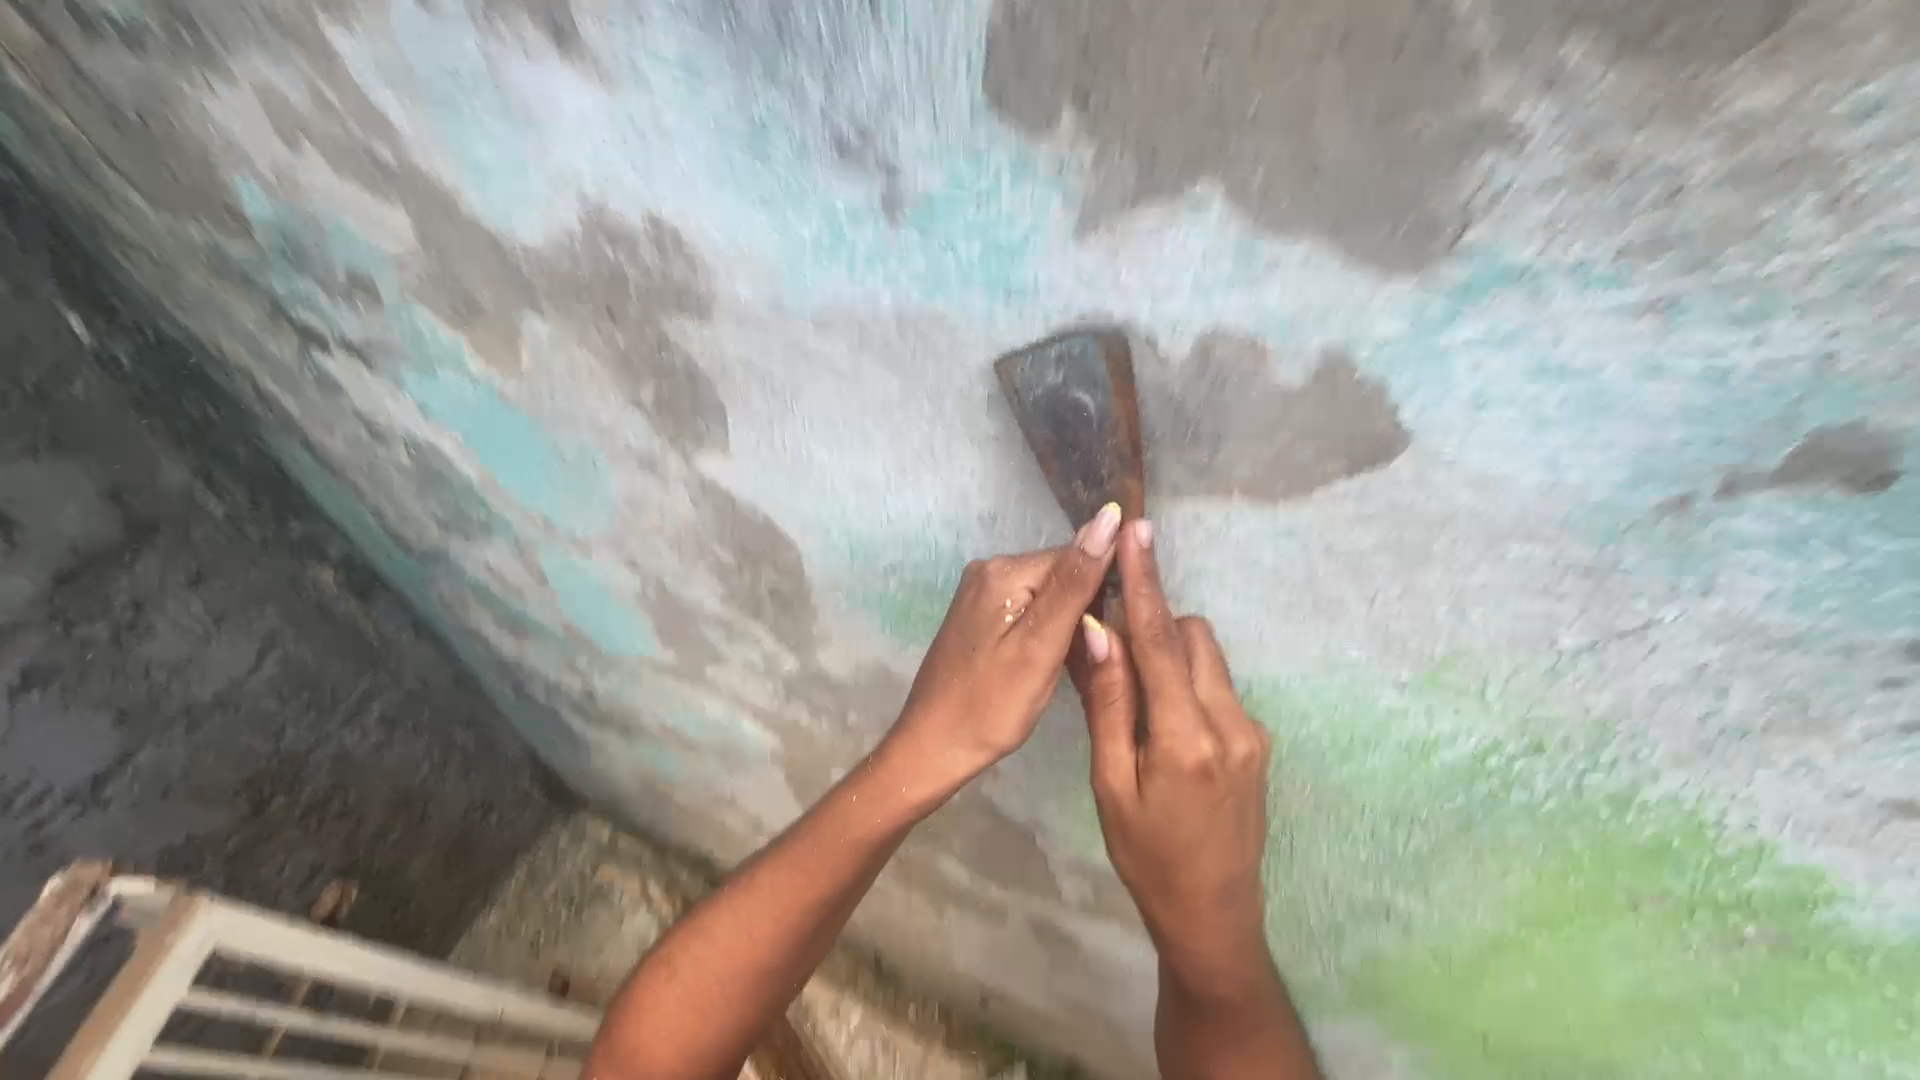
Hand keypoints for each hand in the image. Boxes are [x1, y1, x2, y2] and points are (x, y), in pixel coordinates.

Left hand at [879, 502, 1122, 801]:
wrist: (933, 747)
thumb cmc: (991, 706)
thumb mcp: (1041, 646)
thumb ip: (1075, 583)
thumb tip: (1109, 516)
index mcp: (1005, 571)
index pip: (1078, 557)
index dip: (1105, 593)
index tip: (1114, 633)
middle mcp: (990, 569)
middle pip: (1063, 574)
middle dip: (1086, 609)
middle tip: (1095, 656)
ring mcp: (981, 592)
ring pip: (1049, 594)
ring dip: (1069, 623)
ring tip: (1076, 664)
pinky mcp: (980, 615)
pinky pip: (1029, 609)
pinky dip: (1048, 632)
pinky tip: (1051, 661)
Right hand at [1068, 519, 1275, 997]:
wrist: (1212, 911)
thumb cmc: (1146, 853)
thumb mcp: (1111, 784)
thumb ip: (1109, 704)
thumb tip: (1097, 632)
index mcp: (1187, 736)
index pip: (1159, 639)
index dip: (1145, 581)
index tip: (1136, 531)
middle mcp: (1231, 721)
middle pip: (1189, 636)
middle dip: (1150, 626)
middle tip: (1108, 650)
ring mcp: (1252, 730)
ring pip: (1206, 657)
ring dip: (1168, 654)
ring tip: (1133, 696)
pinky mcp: (1258, 741)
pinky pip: (1216, 685)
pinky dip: (1184, 682)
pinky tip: (1162, 724)